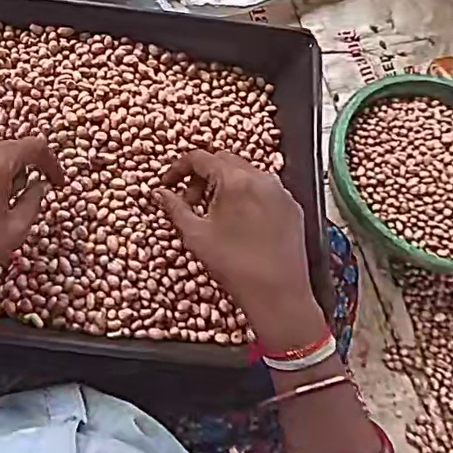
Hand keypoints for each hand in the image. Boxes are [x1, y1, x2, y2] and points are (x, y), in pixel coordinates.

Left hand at [0, 138, 65, 290]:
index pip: (34, 146)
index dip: (52, 163)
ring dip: (8, 173)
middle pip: (11, 148)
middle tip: (34, 196)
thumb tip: (40, 186)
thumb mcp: (16, 229)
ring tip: (8, 205)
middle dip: (28, 168)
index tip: (58, 183)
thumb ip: (34, 200)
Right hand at [152, 150, 325, 351]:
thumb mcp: (195, 235)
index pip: (200, 158)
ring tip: (212, 213)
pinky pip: (263, 189)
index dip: (178, 168)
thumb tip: (161, 193)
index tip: (168, 183)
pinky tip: (237, 221)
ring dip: (223, 184)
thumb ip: (175, 207)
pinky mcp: (292, 207)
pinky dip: (244, 195)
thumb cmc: (234, 266)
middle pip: (223, 160)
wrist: (278, 294)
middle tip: (188, 200)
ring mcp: (281, 192)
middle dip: (201, 175)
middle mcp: (262, 179)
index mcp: (235, 181)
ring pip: (245, 173)